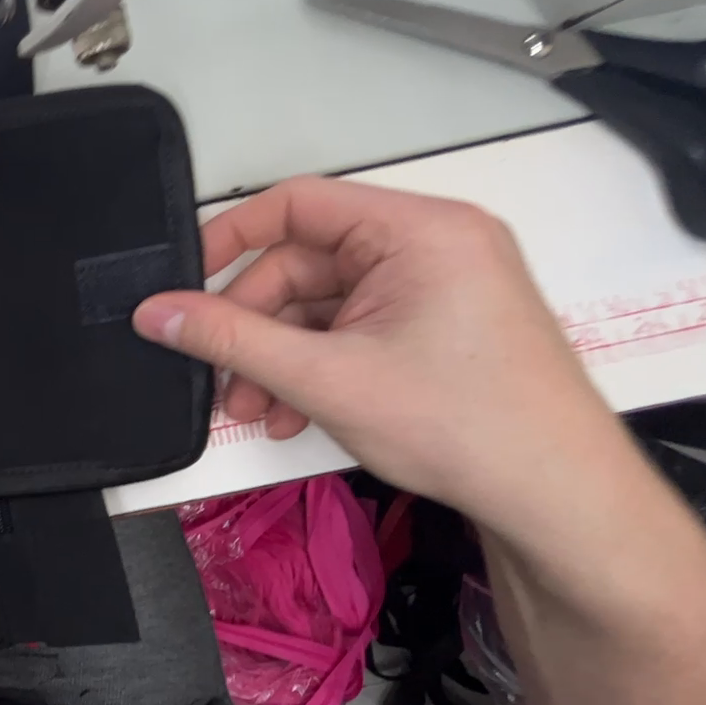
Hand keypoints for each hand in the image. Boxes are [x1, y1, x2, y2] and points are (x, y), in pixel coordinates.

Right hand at [131, 176, 622, 519]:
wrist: (553, 500)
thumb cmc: (458, 424)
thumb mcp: (319, 376)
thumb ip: (224, 338)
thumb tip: (151, 312)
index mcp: (417, 231)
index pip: (295, 204)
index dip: (228, 238)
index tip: (183, 284)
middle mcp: (426, 246)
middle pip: (297, 266)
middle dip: (249, 327)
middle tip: (220, 378)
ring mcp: (427, 288)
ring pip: (312, 307)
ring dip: (271, 358)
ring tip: (253, 410)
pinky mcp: (425, 324)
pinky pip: (339, 331)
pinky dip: (304, 368)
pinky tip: (289, 413)